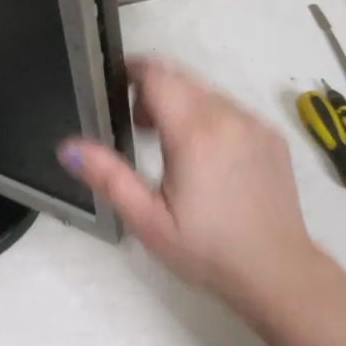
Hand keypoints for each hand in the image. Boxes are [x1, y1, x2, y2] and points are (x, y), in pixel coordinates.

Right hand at [60, 59, 318, 304]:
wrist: (277, 272)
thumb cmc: (206, 249)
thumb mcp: (148, 220)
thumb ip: (107, 176)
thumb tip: (67, 146)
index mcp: (193, 131)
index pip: (157, 74)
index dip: (132, 72)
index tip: (116, 89)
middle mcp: (227, 115)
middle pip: (181, 77)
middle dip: (154, 90)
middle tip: (138, 127)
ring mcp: (254, 123)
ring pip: (207, 91)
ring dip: (183, 103)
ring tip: (172, 146)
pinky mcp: (272, 135)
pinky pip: (232, 108)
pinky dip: (212, 117)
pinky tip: (209, 159)